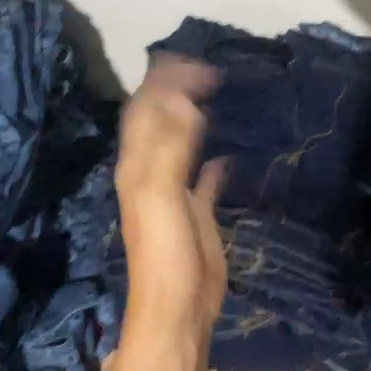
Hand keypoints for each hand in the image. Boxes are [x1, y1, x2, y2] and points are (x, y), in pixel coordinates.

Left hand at [116, 55, 230, 330]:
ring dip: (196, 118)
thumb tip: (184, 100)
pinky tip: (231, 151)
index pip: (147, 110)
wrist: (179, 306)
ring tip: (219, 97)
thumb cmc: (166, 252)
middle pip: (161, 121)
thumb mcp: (161, 194)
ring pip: (182, 143)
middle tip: (213, 72)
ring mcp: (175, 192)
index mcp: (139, 166)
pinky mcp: (198, 211)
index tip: (201, 64)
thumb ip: (171, 147)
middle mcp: (153, 172)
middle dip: (179, 92)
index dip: (167, 82)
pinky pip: (206, 176)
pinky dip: (216, 158)